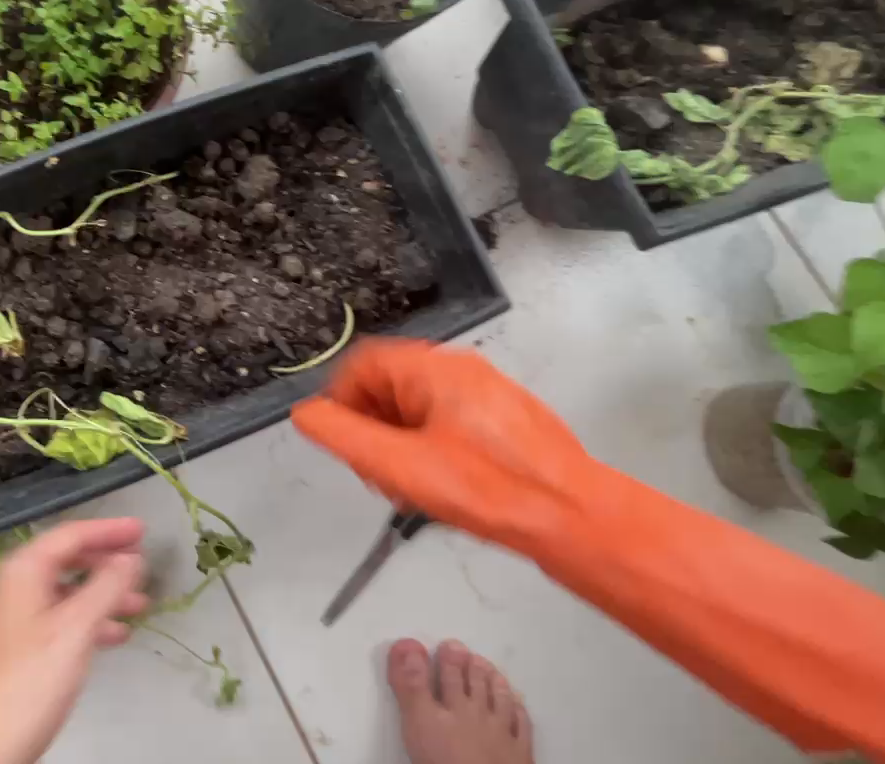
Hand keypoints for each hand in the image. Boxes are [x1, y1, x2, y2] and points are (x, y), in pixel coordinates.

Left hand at [0, 518, 148, 763]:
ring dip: (104, 594)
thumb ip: (106, 587)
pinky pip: (63, 616)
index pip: (71, 535)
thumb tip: (131, 557)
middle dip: (108, 561)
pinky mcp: (23, 641)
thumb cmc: (33, 677)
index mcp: (24, 569)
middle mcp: (18, 582)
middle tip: (143, 562)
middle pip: (69, 559)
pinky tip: (117, 634)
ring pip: (69, 590)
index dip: (108, 529)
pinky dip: (90, 619)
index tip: (141, 529)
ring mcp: (18, 613)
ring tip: (141, 605)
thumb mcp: (77, 627)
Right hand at [291, 339, 599, 551]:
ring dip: (396, 442)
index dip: (340, 398)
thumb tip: (306, 414)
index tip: (340, 439)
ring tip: (406, 485)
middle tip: (374, 470)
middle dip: (370, 426)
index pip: (362, 363)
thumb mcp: (401, 466)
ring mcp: (485, 395)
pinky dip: (426, 447)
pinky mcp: (502, 422)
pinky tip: (437, 486)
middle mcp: (461, 371)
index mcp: (434, 370)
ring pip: (416, 407)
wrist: (578, 522)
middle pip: (388, 384)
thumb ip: (343, 436)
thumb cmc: (492, 491)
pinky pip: (445, 422)